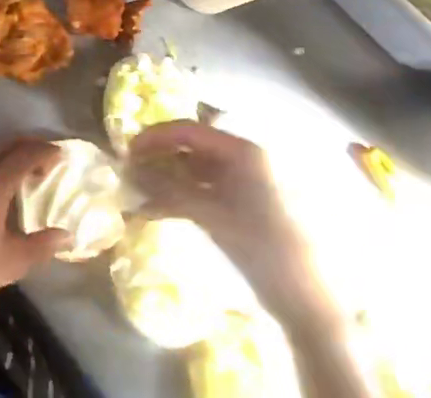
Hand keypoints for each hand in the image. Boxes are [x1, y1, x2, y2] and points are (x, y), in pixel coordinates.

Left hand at [0, 138, 69, 323]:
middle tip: (44, 155)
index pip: (27, 154)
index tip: (61, 155)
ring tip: (18, 169)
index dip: (47, 152)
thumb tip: (68, 235)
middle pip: (6, 142)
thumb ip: (42, 246)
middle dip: (28, 144)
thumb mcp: (9, 264)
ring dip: (6, 152)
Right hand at [128, 121, 311, 299]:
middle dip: (158, 157)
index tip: (126, 150)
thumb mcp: (211, 216)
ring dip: (164, 179)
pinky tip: (152, 211)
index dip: (155, 137)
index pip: (189, 130)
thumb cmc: (262, 247)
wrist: (305, 299)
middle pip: (191, 147)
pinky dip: (177, 198)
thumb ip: (168, 191)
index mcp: (242, 150)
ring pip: (193, 170)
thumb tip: (130, 172)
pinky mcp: (239, 206)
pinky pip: (201, 192)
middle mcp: (242, 159)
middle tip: (127, 170)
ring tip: (135, 191)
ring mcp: (241, 183)